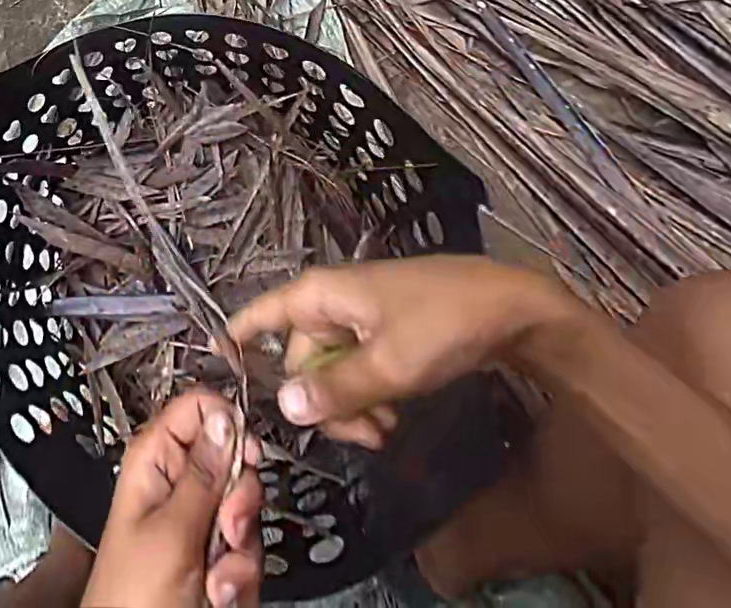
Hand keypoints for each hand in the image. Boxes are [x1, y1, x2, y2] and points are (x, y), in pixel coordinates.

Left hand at [82, 390, 264, 607]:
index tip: (247, 451)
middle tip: (227, 528)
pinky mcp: (217, 558)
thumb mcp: (171, 532)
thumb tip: (225, 415)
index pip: (196, 408)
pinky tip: (220, 597)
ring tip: (216, 582)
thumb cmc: (135, 600)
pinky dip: (241, 579)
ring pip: (245, 507)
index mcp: (155, 459)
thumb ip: (203, 474)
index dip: (227, 422)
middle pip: (232, 458)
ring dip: (240, 551)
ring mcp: (199, 521)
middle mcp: (178, 482)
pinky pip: (248, 550)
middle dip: (240, 500)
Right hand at [228, 257, 577, 447]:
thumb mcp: (390, 364)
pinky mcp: (379, 330)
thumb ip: (336, 389)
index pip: (258, 316)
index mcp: (316, 295)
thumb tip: (284, 407)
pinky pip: (354, 366)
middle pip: (298, 358)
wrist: (512, 307)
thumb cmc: (442, 323)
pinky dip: (365, 394)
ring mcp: (354, 316)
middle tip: (361, 435)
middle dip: (321, 400)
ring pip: (328, 368)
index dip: (235, 342)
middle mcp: (326, 302)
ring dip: (347, 404)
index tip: (218, 372)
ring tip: (383, 433)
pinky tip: (390, 419)